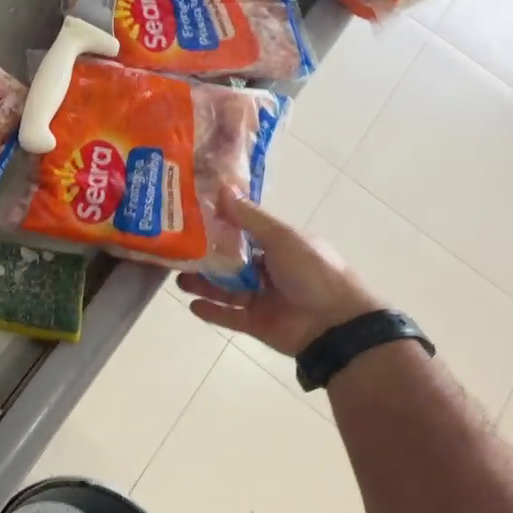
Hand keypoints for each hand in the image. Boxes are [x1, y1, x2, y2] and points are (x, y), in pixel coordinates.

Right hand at [175, 191, 383, 356]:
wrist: (335, 324)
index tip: (191, 220)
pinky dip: (210, 311)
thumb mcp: (282, 237)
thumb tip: (223, 188)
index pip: (243, 234)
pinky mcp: (255, 323)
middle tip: (177, 254)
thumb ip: (249, 217)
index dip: (219, 227)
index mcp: (280, 247)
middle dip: (204, 259)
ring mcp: (261, 299)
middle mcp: (269, 271)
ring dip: (203, 284)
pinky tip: (191, 305)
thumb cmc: (312, 273)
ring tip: (179, 280)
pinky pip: (228, 316)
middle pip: (229, 263)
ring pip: (225, 289)